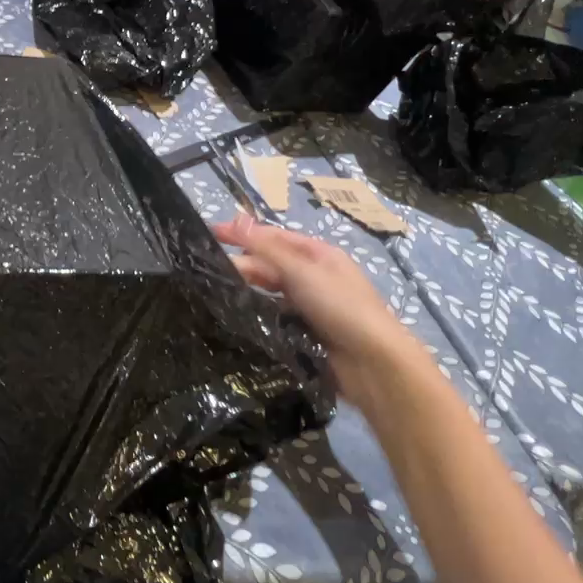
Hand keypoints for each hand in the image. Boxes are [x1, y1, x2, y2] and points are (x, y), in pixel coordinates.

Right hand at [213, 213, 426, 398]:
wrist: (373, 365)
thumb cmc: (341, 308)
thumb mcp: (301, 271)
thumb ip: (265, 247)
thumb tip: (235, 217)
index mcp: (319, 255)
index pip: (274, 237)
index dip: (243, 233)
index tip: (209, 234)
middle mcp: (314, 276)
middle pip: (270, 263)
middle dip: (243, 263)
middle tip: (209, 270)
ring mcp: (310, 304)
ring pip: (270, 289)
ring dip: (247, 286)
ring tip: (215, 290)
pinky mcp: (304, 331)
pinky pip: (274, 314)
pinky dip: (256, 310)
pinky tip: (235, 313)